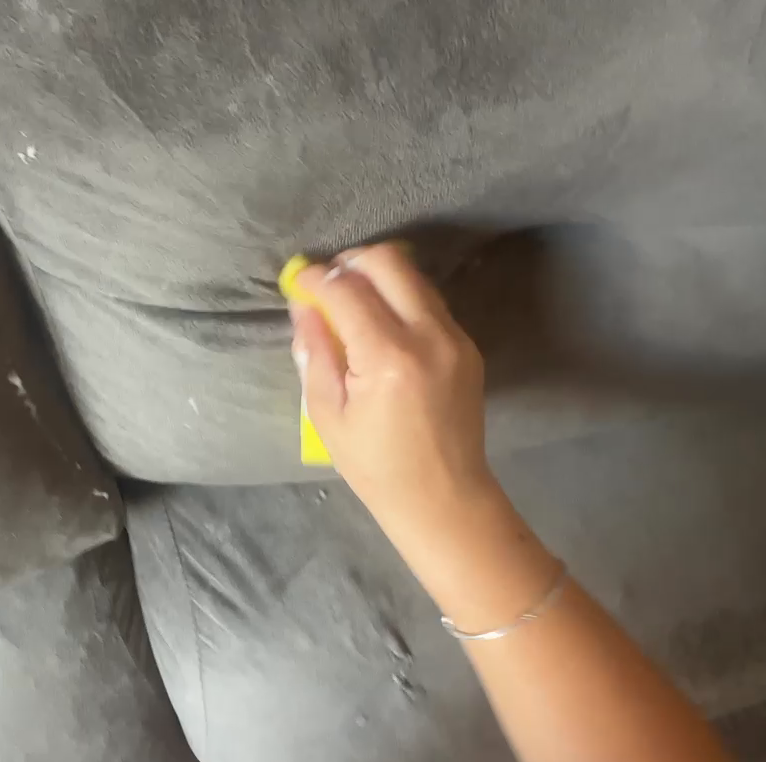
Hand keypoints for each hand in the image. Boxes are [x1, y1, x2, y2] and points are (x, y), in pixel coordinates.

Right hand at [289, 244, 497, 542]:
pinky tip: (382, 328)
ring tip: (352, 302)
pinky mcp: (467, 346)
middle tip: (327, 283)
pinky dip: (401, 300)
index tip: (298, 283)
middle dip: (350, 262)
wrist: (442, 496)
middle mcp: (427, 335)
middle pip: (388, 262)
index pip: (346, 290)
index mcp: (387, 357)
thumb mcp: (328, 415)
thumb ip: (315, 353)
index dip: (316, 280)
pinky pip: (430, 303)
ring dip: (378, 277)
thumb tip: (304, 307)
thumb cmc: (375, 466)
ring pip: (414, 277)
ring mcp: (454, 338)